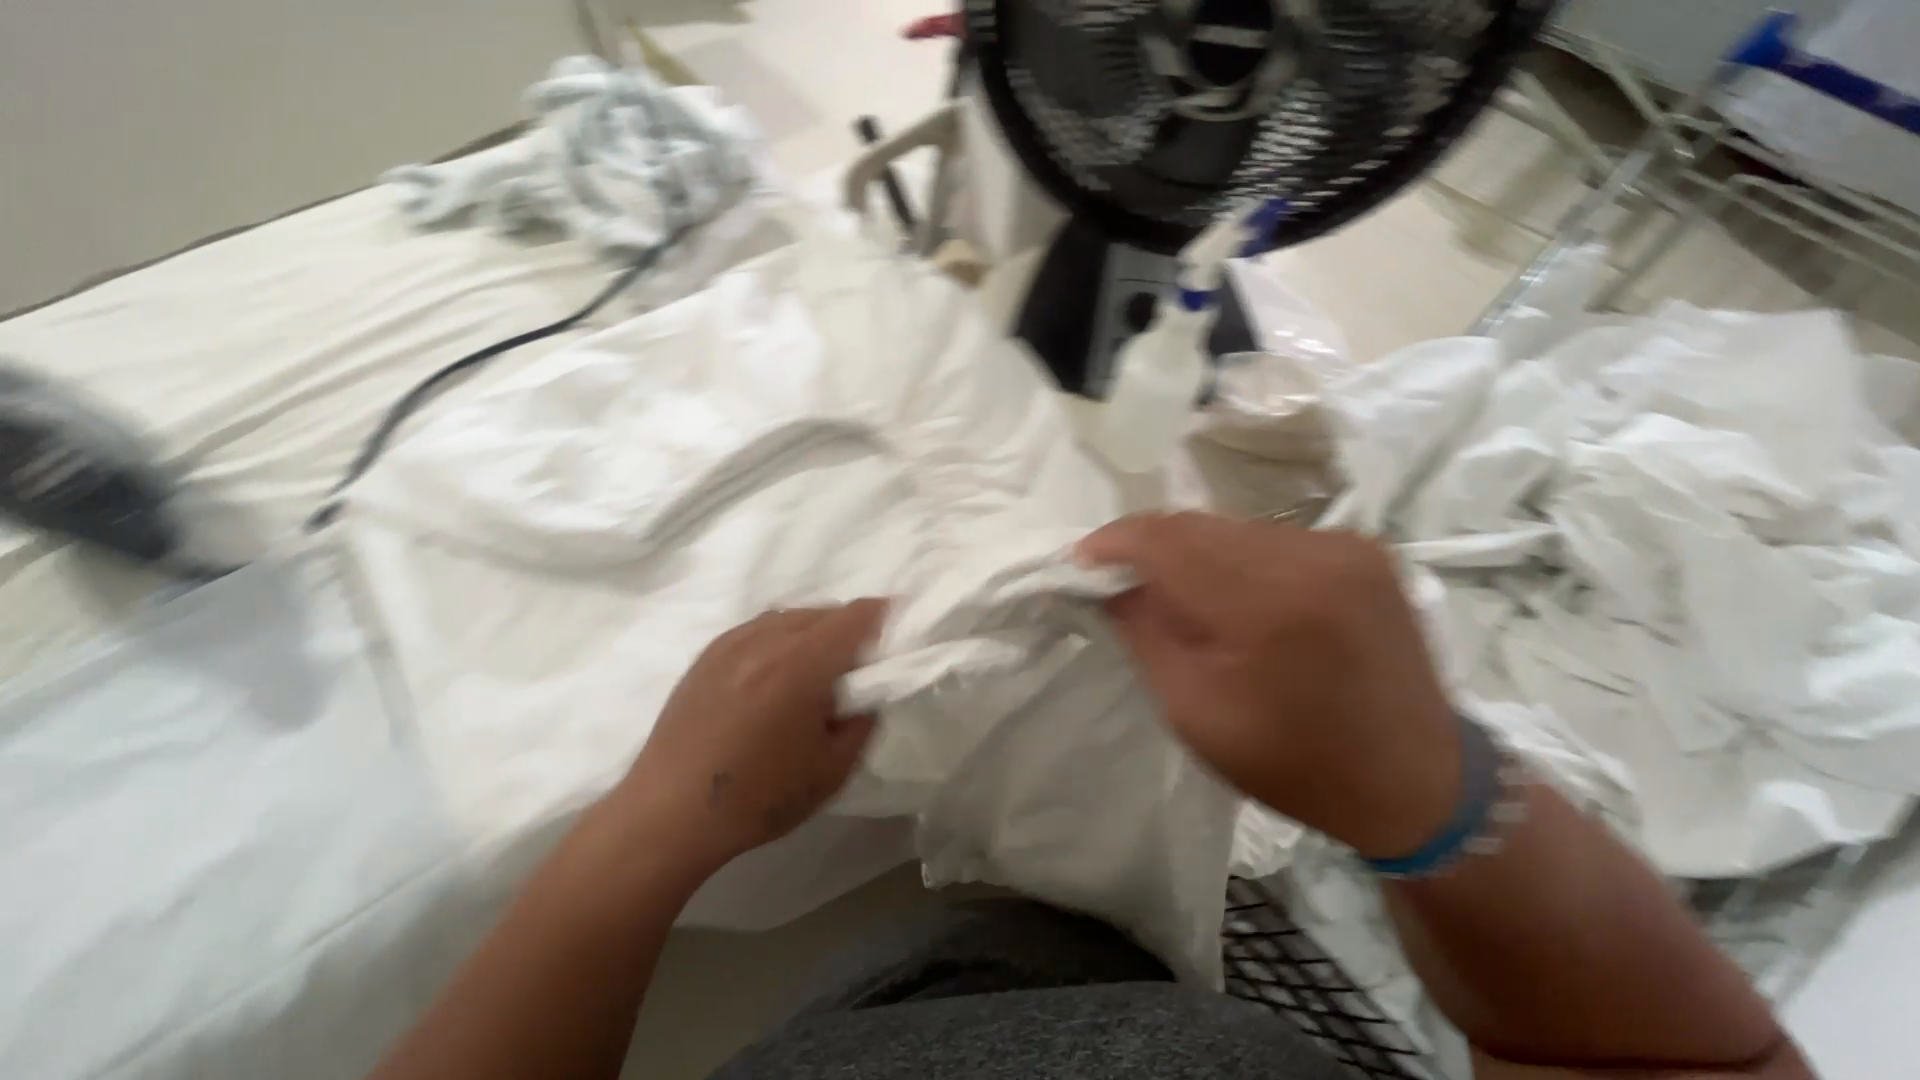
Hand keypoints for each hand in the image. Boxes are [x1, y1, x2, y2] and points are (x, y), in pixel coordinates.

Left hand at [614, 600, 887, 873]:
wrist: (670, 813)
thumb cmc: (759, 798)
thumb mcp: (832, 770)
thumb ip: (862, 721)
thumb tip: (867, 694)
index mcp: (802, 664)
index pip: (857, 616)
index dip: (886, 616)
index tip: (900, 631)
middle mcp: (766, 640)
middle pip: (824, 612)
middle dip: (851, 628)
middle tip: (861, 665)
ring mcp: (731, 643)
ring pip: (790, 617)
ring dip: (815, 632)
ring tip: (819, 669)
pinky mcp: (707, 655)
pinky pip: (758, 629)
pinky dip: (781, 638)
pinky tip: (777, 673)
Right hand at [1079, 513, 1461, 858]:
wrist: (1417, 781)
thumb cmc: (1295, 764)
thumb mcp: (1195, 712)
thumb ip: (1146, 633)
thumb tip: (1111, 584)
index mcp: (1269, 605)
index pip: (1168, 540)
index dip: (1115, 543)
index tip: (1081, 562)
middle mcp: (1313, 556)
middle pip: (1200, 526)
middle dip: (1150, 548)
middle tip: (1120, 582)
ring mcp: (1347, 546)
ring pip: (1236, 529)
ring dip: (1195, 553)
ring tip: (1180, 595)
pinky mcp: (1367, 550)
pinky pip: (1275, 538)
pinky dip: (1240, 559)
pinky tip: (1236, 596)